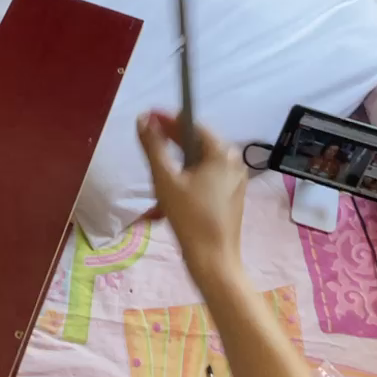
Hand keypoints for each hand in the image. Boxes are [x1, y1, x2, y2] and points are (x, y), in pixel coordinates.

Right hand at [139, 111, 247, 284]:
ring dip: (176, 163)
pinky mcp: (230, 197)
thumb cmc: (189, 217)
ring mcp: (234, 181)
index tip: (147, 116)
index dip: (167, 119)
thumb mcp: (165, 179)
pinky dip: (186, 178)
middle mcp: (233, 162)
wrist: (213, 260)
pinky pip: (205, 178)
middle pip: (197, 143)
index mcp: (222, 153)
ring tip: (156, 171)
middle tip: (147, 140)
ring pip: (199, 162)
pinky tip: (170, 193)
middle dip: (171, 141)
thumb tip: (143, 119)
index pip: (191, 124)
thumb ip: (153, 146)